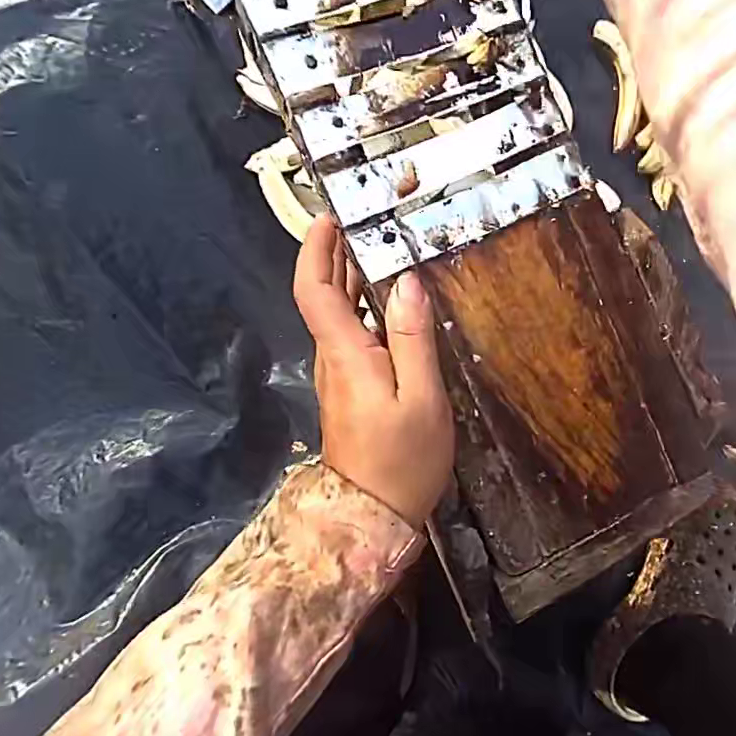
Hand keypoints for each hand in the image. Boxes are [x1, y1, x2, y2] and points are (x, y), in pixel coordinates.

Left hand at [293, 216, 454, 526]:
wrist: (373, 517)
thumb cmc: (402, 461)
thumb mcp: (421, 398)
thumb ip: (413, 338)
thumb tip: (406, 283)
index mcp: (345, 355)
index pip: (314, 290)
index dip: (315, 250)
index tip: (328, 218)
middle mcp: (333, 358)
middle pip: (322, 295)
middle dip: (334, 254)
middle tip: (360, 222)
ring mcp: (338, 373)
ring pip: (336, 314)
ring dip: (349, 278)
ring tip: (379, 249)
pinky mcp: (349, 386)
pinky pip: (351, 333)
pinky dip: (362, 305)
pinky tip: (388, 300)